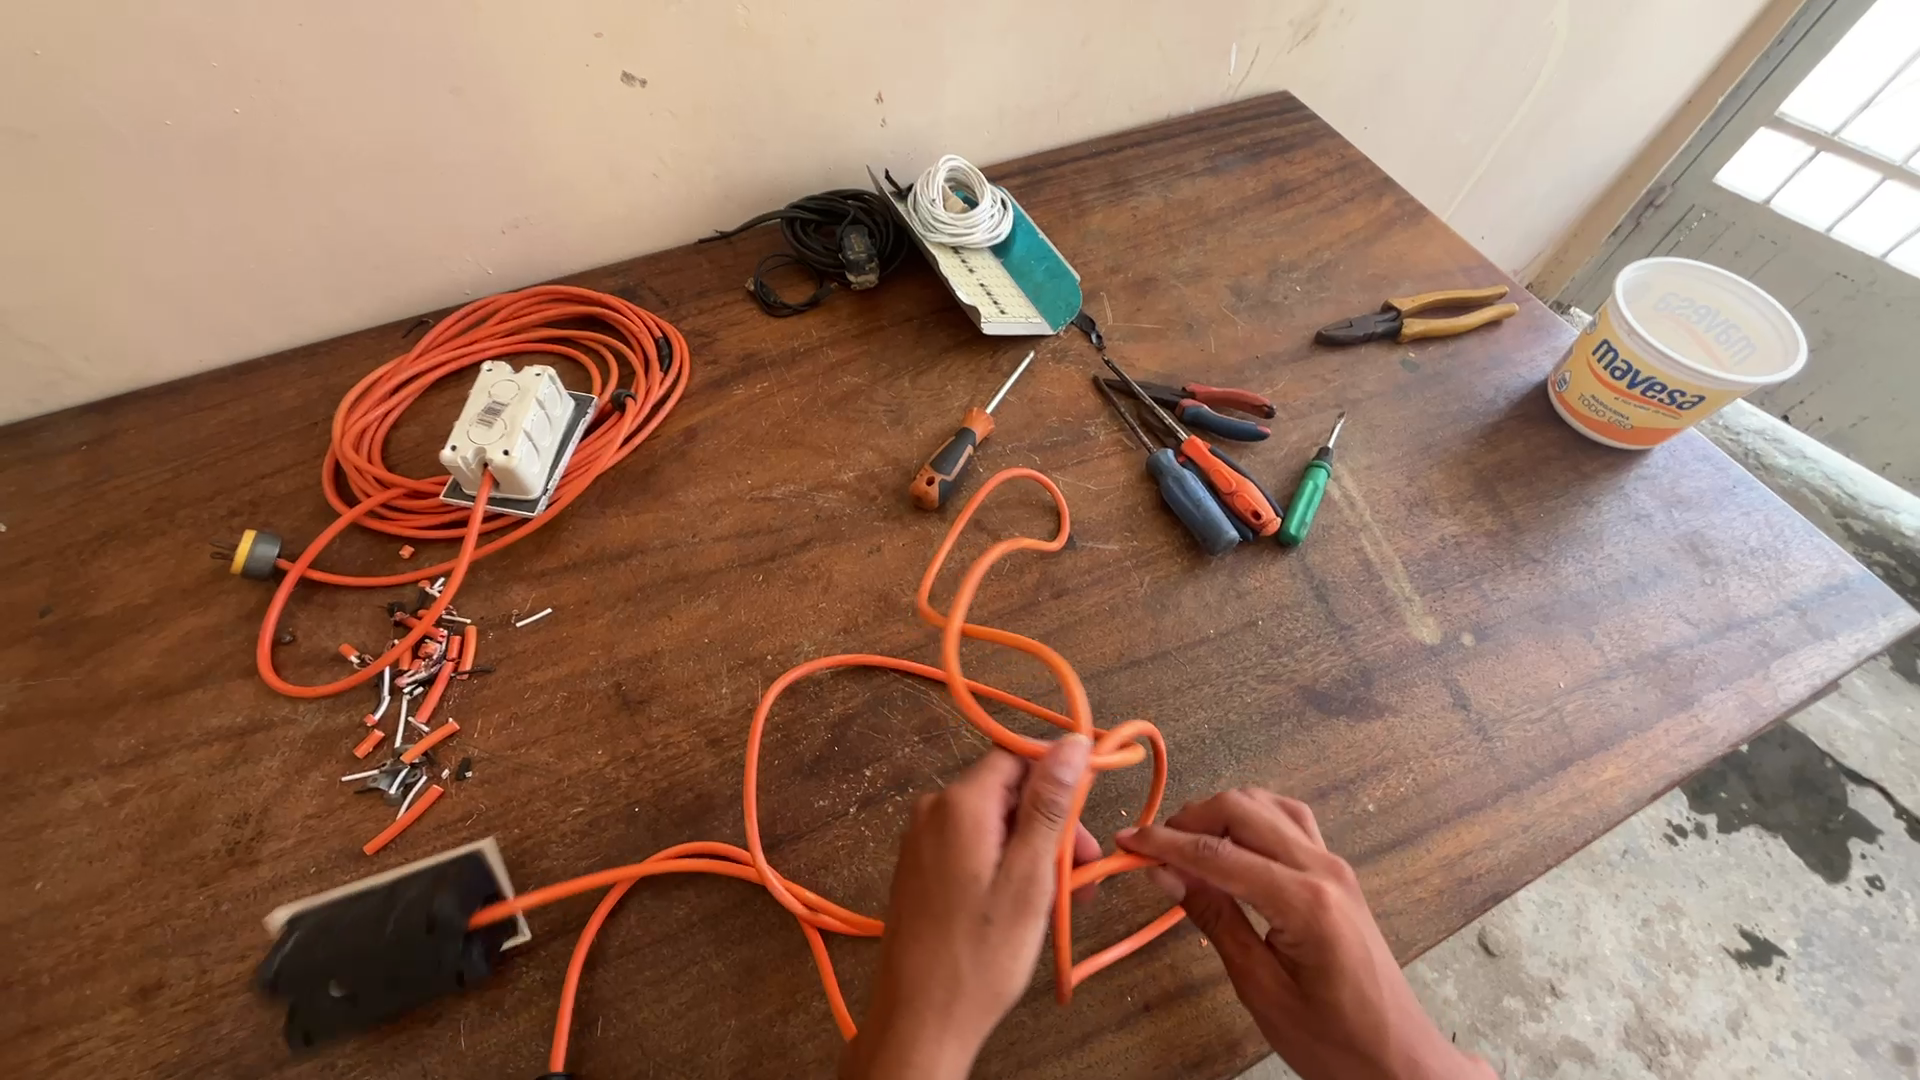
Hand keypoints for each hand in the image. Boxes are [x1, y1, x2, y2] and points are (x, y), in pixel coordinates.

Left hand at [840, 735, 1098, 1079]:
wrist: (918, 1021)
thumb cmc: (981, 952)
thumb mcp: (1028, 875)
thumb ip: (1049, 804)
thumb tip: (1072, 742)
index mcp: (960, 802)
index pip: (1017, 757)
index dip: (1057, 776)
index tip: (1089, 812)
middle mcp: (934, 808)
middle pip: (1007, 791)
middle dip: (1051, 823)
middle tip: (1086, 870)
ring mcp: (922, 837)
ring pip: (994, 822)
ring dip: (1033, 848)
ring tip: (1065, 896)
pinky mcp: (921, 865)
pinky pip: (973, 844)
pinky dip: (1005, 862)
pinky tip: (1028, 900)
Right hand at [1117, 790, 1493, 1079]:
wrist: (1402, 1064)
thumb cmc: (1330, 1041)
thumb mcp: (1259, 988)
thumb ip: (1213, 918)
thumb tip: (1162, 871)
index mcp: (1303, 903)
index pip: (1217, 853)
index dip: (1164, 843)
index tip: (1125, 840)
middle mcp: (1322, 867)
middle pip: (1240, 809)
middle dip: (1189, 819)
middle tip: (1155, 849)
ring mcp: (1333, 862)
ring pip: (1263, 803)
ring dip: (1219, 812)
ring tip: (1188, 844)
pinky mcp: (1335, 868)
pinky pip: (1287, 817)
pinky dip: (1250, 815)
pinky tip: (1232, 839)